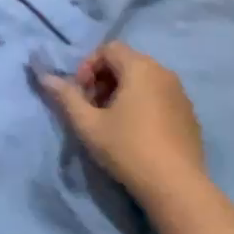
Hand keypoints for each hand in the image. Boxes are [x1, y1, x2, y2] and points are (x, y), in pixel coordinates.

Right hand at [41, 41, 207, 205]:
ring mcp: (180, 93)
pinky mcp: (189, 114)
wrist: (176, 185)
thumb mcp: (88, 124)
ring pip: (144, 80)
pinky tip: (136, 134)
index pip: (108, 48)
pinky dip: (142, 104)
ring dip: (122, 93)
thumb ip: (66, 97)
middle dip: (103, 80)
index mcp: (140, 67)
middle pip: (126, 62)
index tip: (80, 95)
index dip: (88, 66)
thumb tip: (45, 77)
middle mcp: (164, 72)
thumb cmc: (127, 148)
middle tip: (92, 109)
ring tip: (111, 123)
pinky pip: (159, 96)